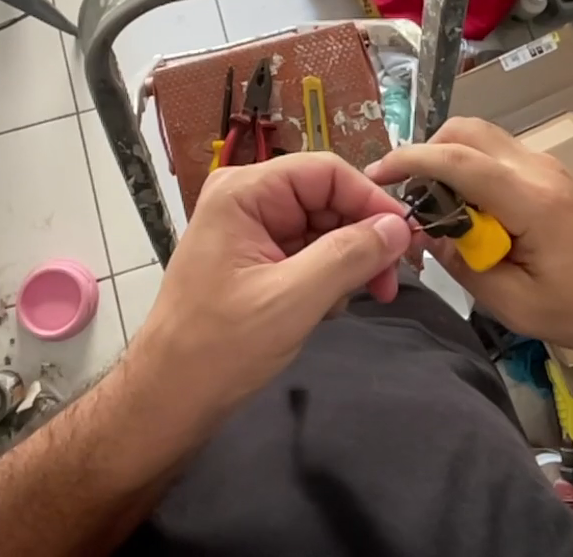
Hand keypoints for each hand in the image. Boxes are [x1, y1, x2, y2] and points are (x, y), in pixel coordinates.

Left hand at [130, 153, 412, 409]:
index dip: (370, 199)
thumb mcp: (292, 300)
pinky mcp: (256, 257)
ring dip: (348, 261)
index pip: (325, 172)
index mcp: (244, 192)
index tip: (405, 238)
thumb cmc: (219, 348)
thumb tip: (400, 226)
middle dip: (362, 236)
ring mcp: (251, 228)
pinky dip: (329, 275)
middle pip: (326, 197)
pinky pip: (309, 250)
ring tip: (360, 299)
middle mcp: (247, 198)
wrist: (167, 400)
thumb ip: (349, 256)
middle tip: (390, 281)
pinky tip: (330, 308)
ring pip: (323, 226)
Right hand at [366, 118, 572, 368]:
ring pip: (484, 137)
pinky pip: (500, 154)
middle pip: (468, 130)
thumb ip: (464, 265)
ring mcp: (549, 168)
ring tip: (436, 205)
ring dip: (451, 158)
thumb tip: (427, 233)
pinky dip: (473, 167)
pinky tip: (471, 210)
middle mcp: (538, 169)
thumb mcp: (516, 306)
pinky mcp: (554, 176)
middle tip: (406, 192)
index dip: (410, 159)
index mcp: (530, 200)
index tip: (376, 175)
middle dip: (427, 150)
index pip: (458, 159)